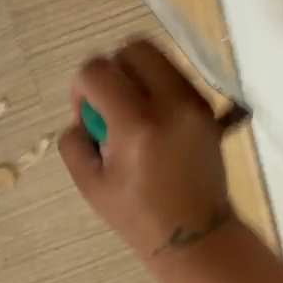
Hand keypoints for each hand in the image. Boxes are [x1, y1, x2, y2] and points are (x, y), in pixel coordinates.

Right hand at [60, 39, 239, 257]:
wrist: (195, 233)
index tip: (85, 114)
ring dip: (135, 76)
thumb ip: (74, 141)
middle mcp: (170, 105)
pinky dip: (157, 88)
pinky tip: (152, 122)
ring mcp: (195, 104)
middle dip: (112, 70)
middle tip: (108, 105)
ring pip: (158, 57)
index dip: (81, 87)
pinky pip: (175, 76)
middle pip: (132, 49)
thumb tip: (83, 114)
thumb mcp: (89, 184)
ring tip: (131, 113)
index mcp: (136, 127)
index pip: (97, 71)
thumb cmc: (136, 216)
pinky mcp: (208, 108)